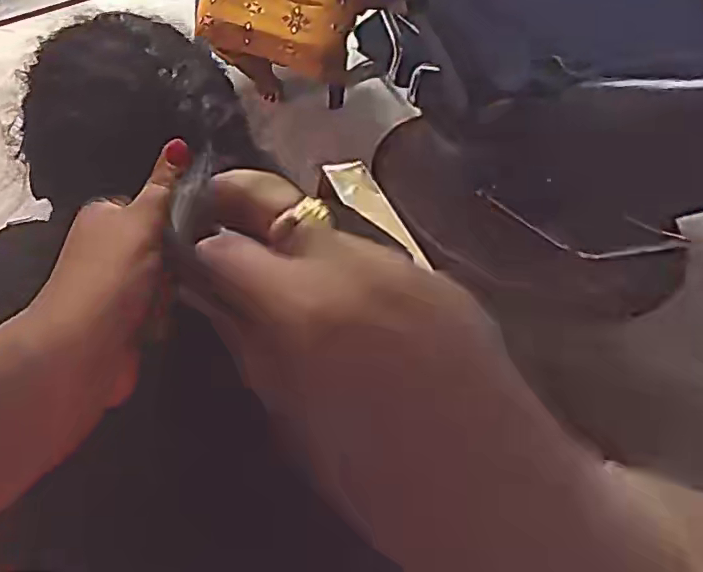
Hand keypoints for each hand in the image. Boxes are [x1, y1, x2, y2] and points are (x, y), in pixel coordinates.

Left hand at [18, 139, 186, 409]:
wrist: (78, 351)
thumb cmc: (105, 279)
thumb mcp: (140, 222)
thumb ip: (163, 187)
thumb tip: (178, 146)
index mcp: (105, 215)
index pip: (154, 207)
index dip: (171, 224)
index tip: (175, 236)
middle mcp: (106, 247)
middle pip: (165, 248)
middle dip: (170, 267)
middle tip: (158, 276)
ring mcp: (114, 286)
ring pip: (166, 284)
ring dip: (165, 298)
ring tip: (148, 307)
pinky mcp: (122, 322)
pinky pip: (159, 316)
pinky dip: (157, 324)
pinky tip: (145, 329)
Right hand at [182, 171, 595, 569]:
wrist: (515, 509)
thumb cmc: (383, 482)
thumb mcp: (289, 414)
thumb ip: (241, 337)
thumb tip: (205, 291)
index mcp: (303, 309)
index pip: (221, 246)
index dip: (195, 248)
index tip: (187, 256)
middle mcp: (348, 266)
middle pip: (270, 195)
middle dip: (231, 194)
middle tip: (212, 206)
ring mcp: (396, 262)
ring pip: (317, 223)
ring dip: (286, 234)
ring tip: (279, 267)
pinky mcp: (431, 272)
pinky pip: (363, 251)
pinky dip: (335, 262)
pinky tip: (341, 298)